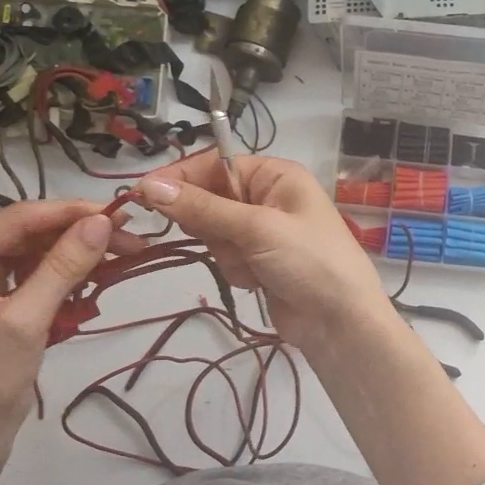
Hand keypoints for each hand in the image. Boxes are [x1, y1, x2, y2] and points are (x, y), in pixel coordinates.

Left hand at [0, 200, 142, 469]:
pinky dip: (66, 277)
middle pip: (27, 233)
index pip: (15, 220)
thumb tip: (101, 223)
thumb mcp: (24, 323)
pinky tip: (97, 277)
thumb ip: (62, 268)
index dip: (69, 213)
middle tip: (131, 238)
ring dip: (78, 255)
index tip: (120, 212)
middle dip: (79, 234)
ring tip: (124, 255)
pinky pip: (35, 276)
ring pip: (35, 253)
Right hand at [136, 152, 393, 352]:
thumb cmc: (308, 261)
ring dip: (229, 254)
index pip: (214, 163)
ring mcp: (264, 232)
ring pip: (214, 233)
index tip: (144, 195)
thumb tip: (148, 185)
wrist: (340, 321)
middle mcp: (269, 197)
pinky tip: (260, 282)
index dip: (181, 178)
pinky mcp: (260, 262)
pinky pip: (227, 258)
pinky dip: (237, 271)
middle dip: (213, 226)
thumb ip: (202, 208)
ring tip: (258, 267)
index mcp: (276, 175)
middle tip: (232, 241)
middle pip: (210, 199)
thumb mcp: (256, 228)